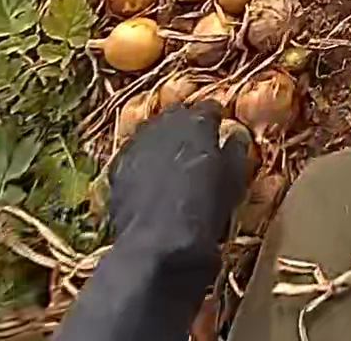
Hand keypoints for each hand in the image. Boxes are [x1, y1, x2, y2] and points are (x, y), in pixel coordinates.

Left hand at [108, 101, 251, 253]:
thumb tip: (234, 137)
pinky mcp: (115, 169)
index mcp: (198, 120)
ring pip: (151, 133)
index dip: (215, 119)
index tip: (220, 131)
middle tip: (196, 145)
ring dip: (161, 142)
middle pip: (177, 115)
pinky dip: (142, 162)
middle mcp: (165, 124)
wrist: (157, 244)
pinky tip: (148, 179)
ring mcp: (137, 145)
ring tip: (170, 161)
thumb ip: (235, 149)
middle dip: (186, 126)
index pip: (209, 107)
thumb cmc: (205, 206)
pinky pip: (133, 156)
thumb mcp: (235, 177)